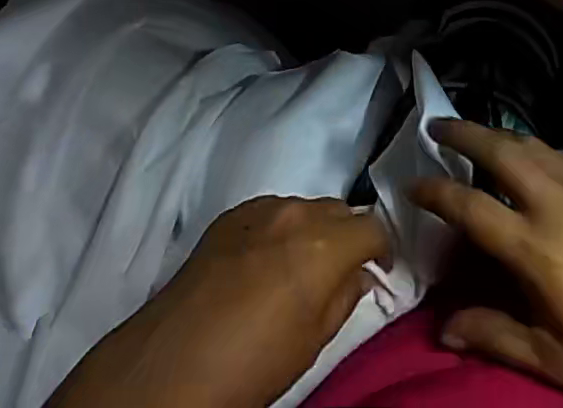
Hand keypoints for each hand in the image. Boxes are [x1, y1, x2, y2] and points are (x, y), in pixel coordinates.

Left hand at [46, 195, 390, 407]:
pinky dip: (281, 225)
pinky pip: (270, 209)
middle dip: (348, 234)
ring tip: (305, 262)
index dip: (382, 247)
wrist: (180, 353)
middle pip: (338, 209)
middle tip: (345, 268)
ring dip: (314, 227)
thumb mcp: (315, 338)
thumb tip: (362, 274)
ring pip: (303, 205)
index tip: (380, 269)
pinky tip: (269, 256)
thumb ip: (346, 295)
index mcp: (323, 242)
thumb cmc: (256, 358)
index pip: (371, 226)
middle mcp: (294, 211)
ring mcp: (258, 207)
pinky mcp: (229, 213)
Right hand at [410, 120, 562, 407]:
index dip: (434, 191)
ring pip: (535, 146)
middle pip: (499, 150)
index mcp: (537, 249)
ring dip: (499, 134)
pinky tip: (537, 158)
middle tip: (437, 126)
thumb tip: (443, 331)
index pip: (469, 205)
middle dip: (462, 132)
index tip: (413, 185)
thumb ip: (496, 335)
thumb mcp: (559, 363)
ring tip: (479, 136)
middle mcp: (559, 207)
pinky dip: (539, 148)